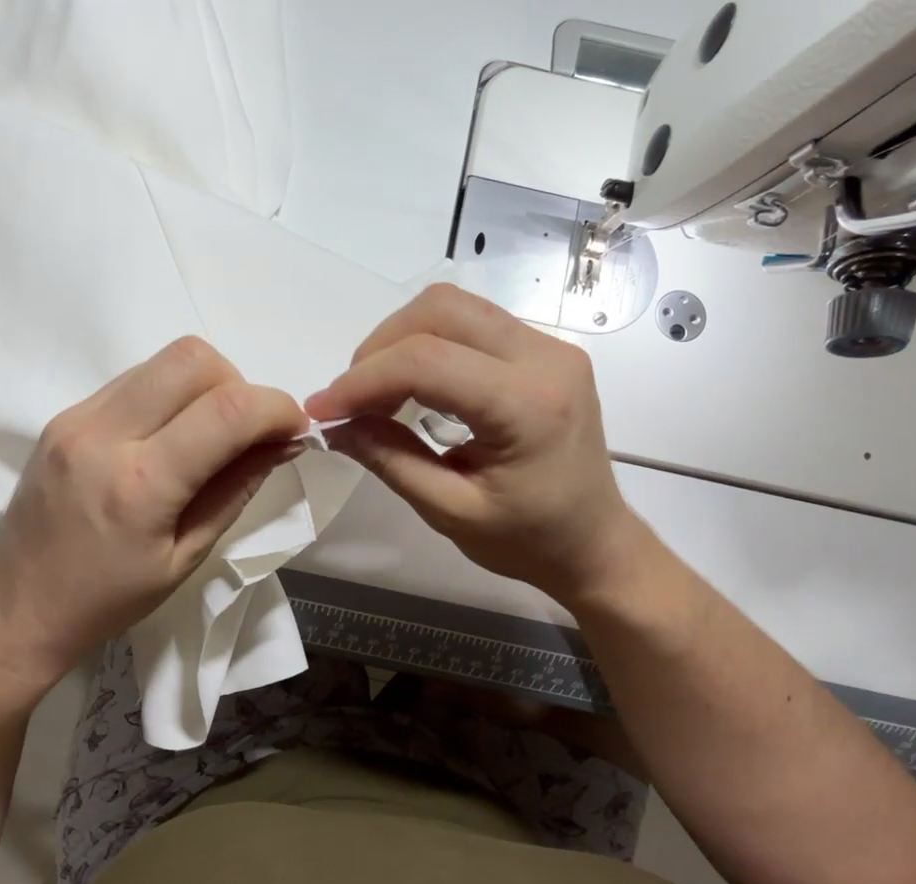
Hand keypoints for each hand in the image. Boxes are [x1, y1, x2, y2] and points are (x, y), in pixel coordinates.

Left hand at [0, 337, 308, 688]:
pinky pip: (131, 380)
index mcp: (140, 485)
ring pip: (161, 361)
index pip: (228, 410)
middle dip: (239, 384)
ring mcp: (76, 419)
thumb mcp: (185, 558)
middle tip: (244, 433)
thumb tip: (283, 442)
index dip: (277, 408)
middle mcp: (103, 435)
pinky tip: (166, 440)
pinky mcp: (62, 417)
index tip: (294, 430)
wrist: (19, 606)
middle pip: (193, 358)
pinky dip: (166, 396)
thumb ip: (236, 490)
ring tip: (206, 439)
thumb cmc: (108, 601)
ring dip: (202, 387)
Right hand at [305, 284, 642, 605]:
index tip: (322, 411)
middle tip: (352, 400)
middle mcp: (545, 358)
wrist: (593, 544)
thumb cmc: (527, 541)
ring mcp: (550, 347)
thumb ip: (390, 461)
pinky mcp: (544, 350)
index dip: (362, 381)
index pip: (427, 363)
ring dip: (400, 341)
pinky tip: (412, 386)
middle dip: (379, 349)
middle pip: (440, 310)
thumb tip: (335, 425)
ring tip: (377, 393)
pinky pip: (472, 323)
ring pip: (454, 307)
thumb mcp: (449, 511)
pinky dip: (427, 344)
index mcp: (527, 406)